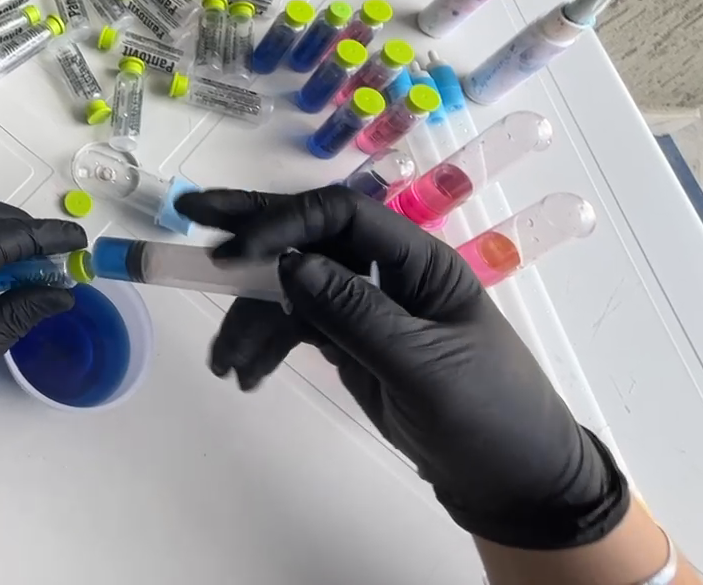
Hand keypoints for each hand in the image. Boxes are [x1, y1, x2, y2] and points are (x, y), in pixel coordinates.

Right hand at [177, 186, 629, 550]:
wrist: (513, 488)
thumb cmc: (489, 418)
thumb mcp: (426, 367)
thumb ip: (356, 312)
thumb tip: (289, 263)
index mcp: (415, 260)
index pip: (339, 216)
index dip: (284, 223)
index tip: (235, 252)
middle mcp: (380, 269)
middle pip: (303, 234)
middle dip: (245, 231)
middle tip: (189, 214)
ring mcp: (357, 302)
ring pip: (284, 288)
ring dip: (247, 320)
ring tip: (222, 363)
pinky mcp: (340, 335)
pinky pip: (287, 325)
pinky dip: (260, 345)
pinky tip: (245, 374)